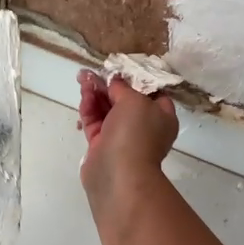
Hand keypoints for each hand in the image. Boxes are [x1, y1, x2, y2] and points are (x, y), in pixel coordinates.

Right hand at [77, 69, 178, 199]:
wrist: (118, 173)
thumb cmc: (136, 133)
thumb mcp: (135, 100)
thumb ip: (123, 87)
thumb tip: (114, 82)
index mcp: (161, 116)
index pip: (151, 93)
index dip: (135, 80)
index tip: (120, 71)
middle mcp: (143, 126)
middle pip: (124, 100)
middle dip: (108, 85)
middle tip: (92, 72)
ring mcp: (121, 137)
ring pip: (107, 110)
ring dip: (95, 94)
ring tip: (82, 79)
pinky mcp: (101, 145)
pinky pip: (95, 122)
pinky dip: (89, 108)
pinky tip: (83, 96)